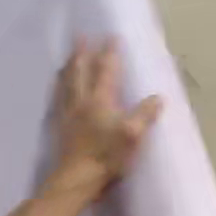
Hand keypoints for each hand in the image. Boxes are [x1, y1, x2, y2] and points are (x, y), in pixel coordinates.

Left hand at [46, 37, 162, 198]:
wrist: (75, 180)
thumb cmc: (106, 157)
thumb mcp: (132, 135)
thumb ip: (144, 114)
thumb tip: (157, 98)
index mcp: (100, 100)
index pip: (106, 70)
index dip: (110, 53)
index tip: (112, 37)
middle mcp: (81, 102)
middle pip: (80, 71)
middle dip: (82, 52)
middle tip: (81, 36)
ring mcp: (67, 114)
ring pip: (66, 83)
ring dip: (69, 67)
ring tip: (68, 57)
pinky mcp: (60, 127)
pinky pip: (58, 99)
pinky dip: (59, 88)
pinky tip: (58, 89)